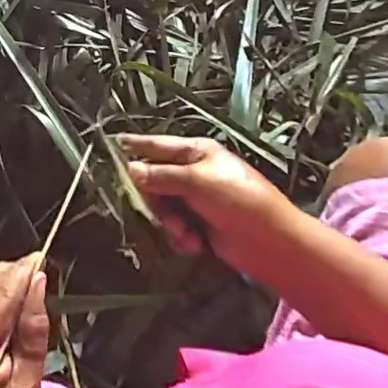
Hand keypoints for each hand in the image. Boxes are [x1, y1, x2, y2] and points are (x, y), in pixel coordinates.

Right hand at [121, 134, 299, 274]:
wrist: (274, 244)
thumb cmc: (238, 201)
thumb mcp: (196, 182)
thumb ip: (160, 175)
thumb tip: (129, 169)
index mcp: (196, 152)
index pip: (157, 145)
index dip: (135, 146)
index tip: (113, 143)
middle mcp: (193, 171)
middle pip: (153, 178)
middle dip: (155, 199)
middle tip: (160, 212)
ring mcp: (196, 198)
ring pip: (161, 205)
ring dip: (169, 221)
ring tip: (185, 233)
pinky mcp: (200, 222)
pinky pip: (174, 225)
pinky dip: (181, 235)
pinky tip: (194, 243)